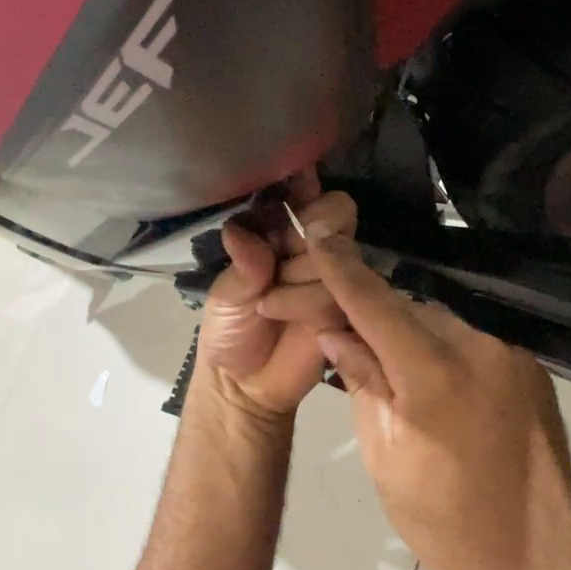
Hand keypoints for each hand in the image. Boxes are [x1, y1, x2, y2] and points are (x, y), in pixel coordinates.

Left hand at [194, 171, 357, 424]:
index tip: (297, 182)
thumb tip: (242, 232)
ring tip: (268, 304)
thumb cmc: (230, 332)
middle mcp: (310, 249)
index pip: (301, 195)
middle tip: (282, 254)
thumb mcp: (225, 295)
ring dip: (297, 276)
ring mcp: (332, 278)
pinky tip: (284, 317)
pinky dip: (305, 302)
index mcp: (279, 234)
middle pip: (337, 211)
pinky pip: (337, 291)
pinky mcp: (346, 308)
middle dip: (310, 229)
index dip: (301, 184)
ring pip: (336, 252)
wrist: (244, 387)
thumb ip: (242, 264)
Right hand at [301, 228, 570, 569]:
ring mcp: (513, 355)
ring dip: (420, 340)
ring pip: (447, 327)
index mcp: (432, 372)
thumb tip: (338, 333)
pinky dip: (453, 356)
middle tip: (355, 346)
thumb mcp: (384, 456)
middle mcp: (479, 347)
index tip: (319, 238)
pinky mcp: (534, 369)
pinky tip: (448, 394)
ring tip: (407, 384)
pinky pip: (478, 346)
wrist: (534, 561)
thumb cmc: (443, 522)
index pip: (375, 303)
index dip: (343, 269)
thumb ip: (363, 383)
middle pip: (414, 311)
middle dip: (382, 320)